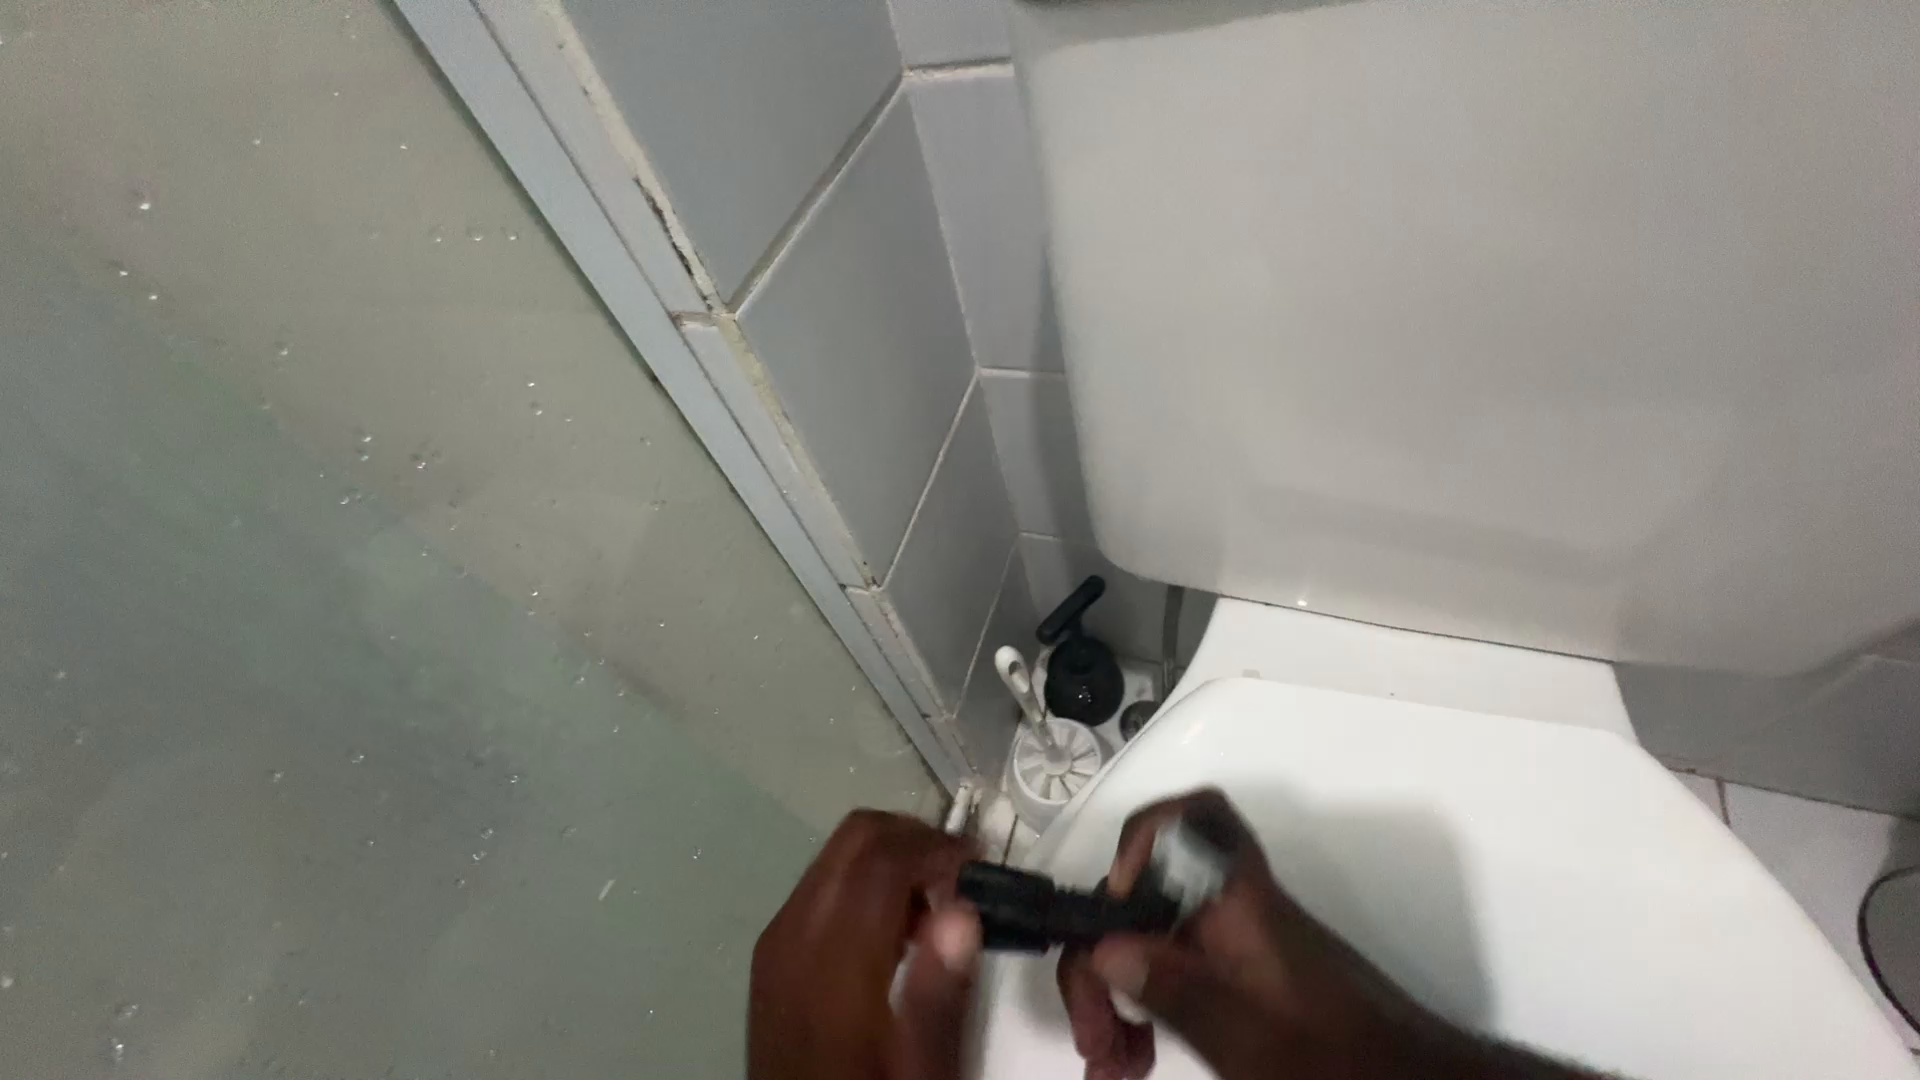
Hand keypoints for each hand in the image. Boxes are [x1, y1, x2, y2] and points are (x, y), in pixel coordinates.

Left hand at [750, 810, 982, 1079]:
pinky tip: (894, 925)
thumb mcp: (921, 1072)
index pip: (882, 860)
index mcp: (832, 964)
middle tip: (959, 874)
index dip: (935, 847)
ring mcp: (776, 937)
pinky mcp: (772, 948)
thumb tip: (962, 912)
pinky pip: (823, 879)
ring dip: (891, 856)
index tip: (978, 864)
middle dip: (915, 838)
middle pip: (856, 836)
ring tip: (933, 902)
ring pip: (838, 851)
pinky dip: (865, 878)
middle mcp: (793, 933)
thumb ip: (941, 996)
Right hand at [1057, 788, 1416, 1079]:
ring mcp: (1228, 941)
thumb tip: (1102, 949)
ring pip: (1148, 937)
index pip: (1198, 816)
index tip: (1118, 904)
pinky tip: (1133, 1055)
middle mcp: (1228, 906)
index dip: (1145, 836)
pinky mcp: (1232, 975)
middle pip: (1145, 893)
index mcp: (1240, 899)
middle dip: (1101, 955)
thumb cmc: (1338, 1063)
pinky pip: (1167, 971)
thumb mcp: (1251, 1044)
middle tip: (1093, 1034)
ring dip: (1114, 990)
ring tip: (1108, 1057)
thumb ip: (1177, 991)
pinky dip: (1142, 1006)